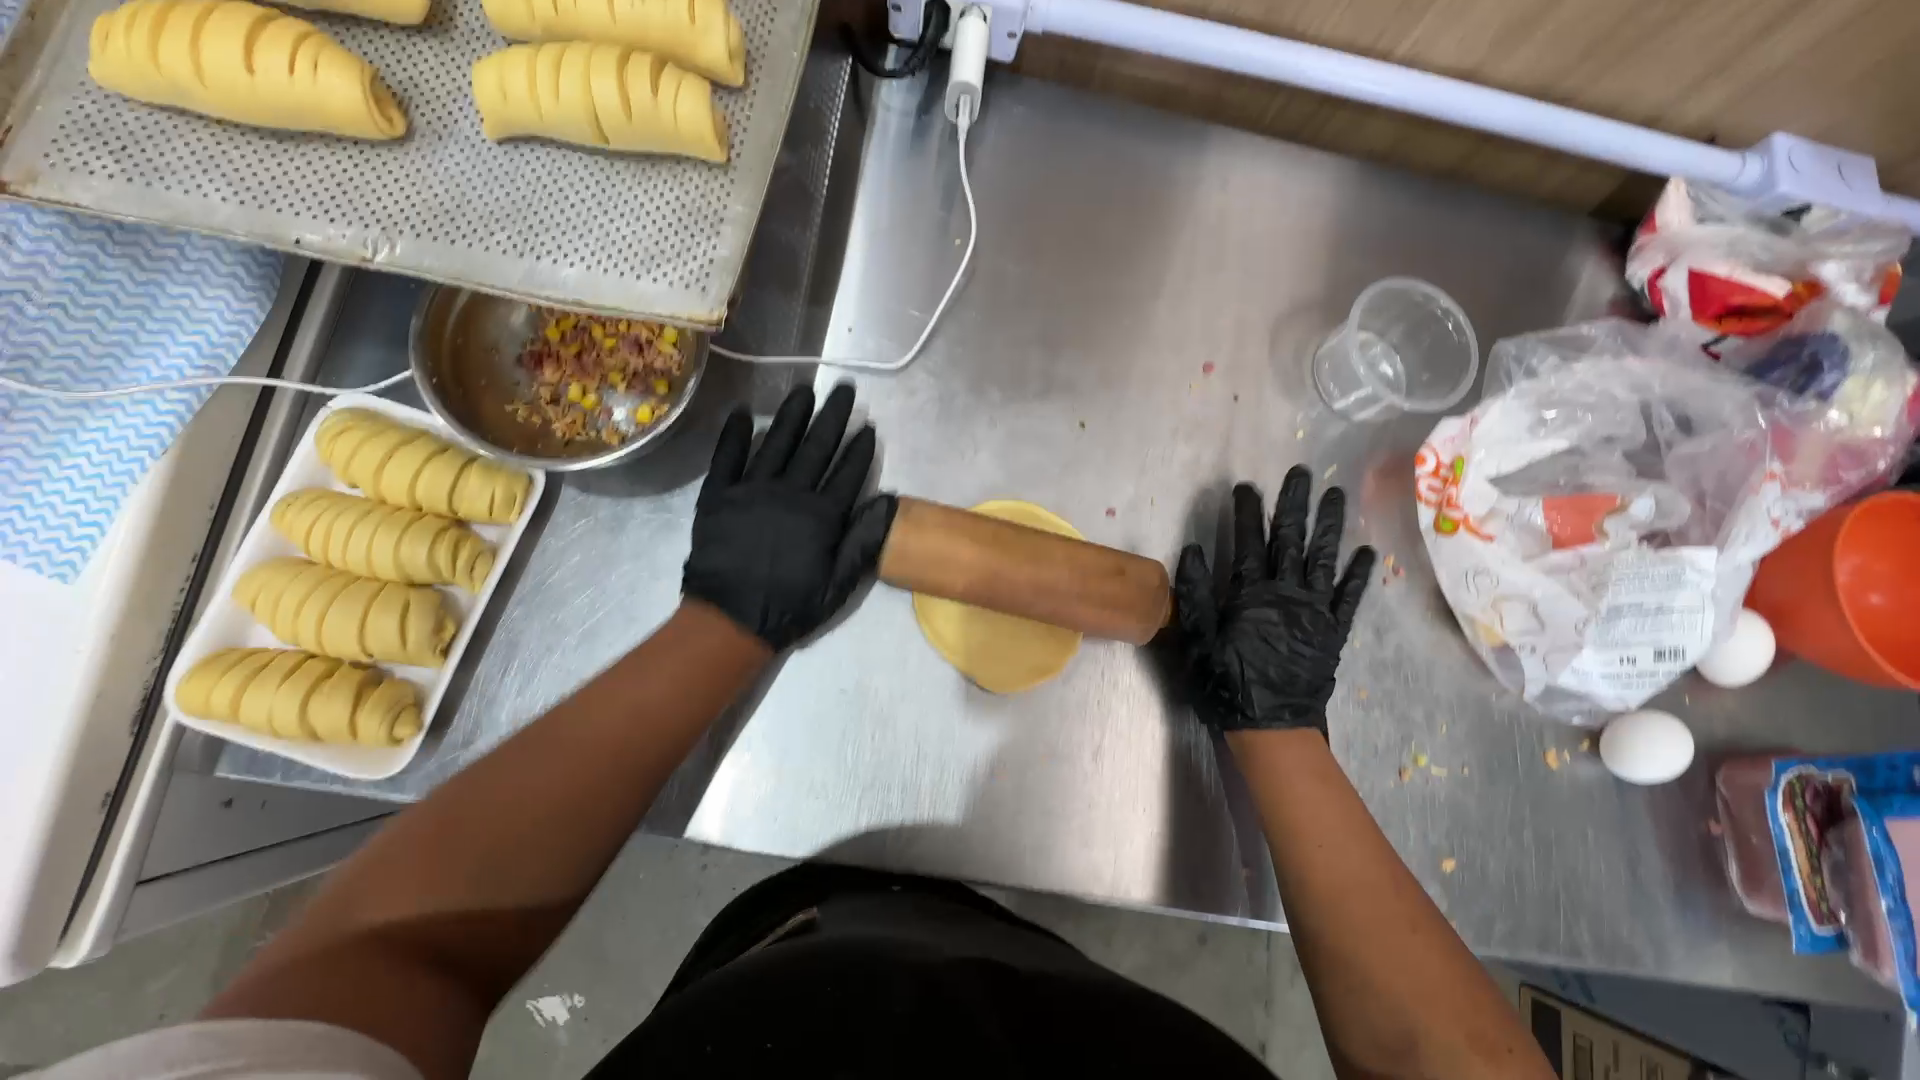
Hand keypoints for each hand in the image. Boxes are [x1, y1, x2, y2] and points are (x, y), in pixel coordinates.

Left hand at [683, 384, 896, 649]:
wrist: (730, 619)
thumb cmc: (790, 606)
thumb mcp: (839, 584)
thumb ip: (863, 541)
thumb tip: (888, 501)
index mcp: (821, 516)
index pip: (847, 473)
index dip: (860, 449)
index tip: (869, 426)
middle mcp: (789, 493)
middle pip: (816, 448)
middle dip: (832, 417)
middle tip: (844, 389)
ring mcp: (752, 490)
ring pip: (777, 443)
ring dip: (792, 415)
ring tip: (804, 390)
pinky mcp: (719, 495)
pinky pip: (727, 457)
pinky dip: (735, 434)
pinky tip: (744, 412)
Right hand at [1173, 466, 1373, 736]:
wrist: (1270, 724)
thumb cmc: (1225, 682)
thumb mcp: (1197, 640)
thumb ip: (1194, 595)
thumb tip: (1193, 551)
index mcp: (1249, 593)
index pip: (1246, 542)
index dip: (1245, 512)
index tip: (1245, 486)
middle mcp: (1285, 592)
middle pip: (1289, 539)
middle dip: (1293, 504)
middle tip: (1300, 472)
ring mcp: (1314, 610)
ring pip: (1323, 558)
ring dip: (1329, 525)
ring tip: (1335, 495)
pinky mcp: (1333, 630)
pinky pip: (1349, 598)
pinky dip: (1358, 575)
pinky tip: (1366, 552)